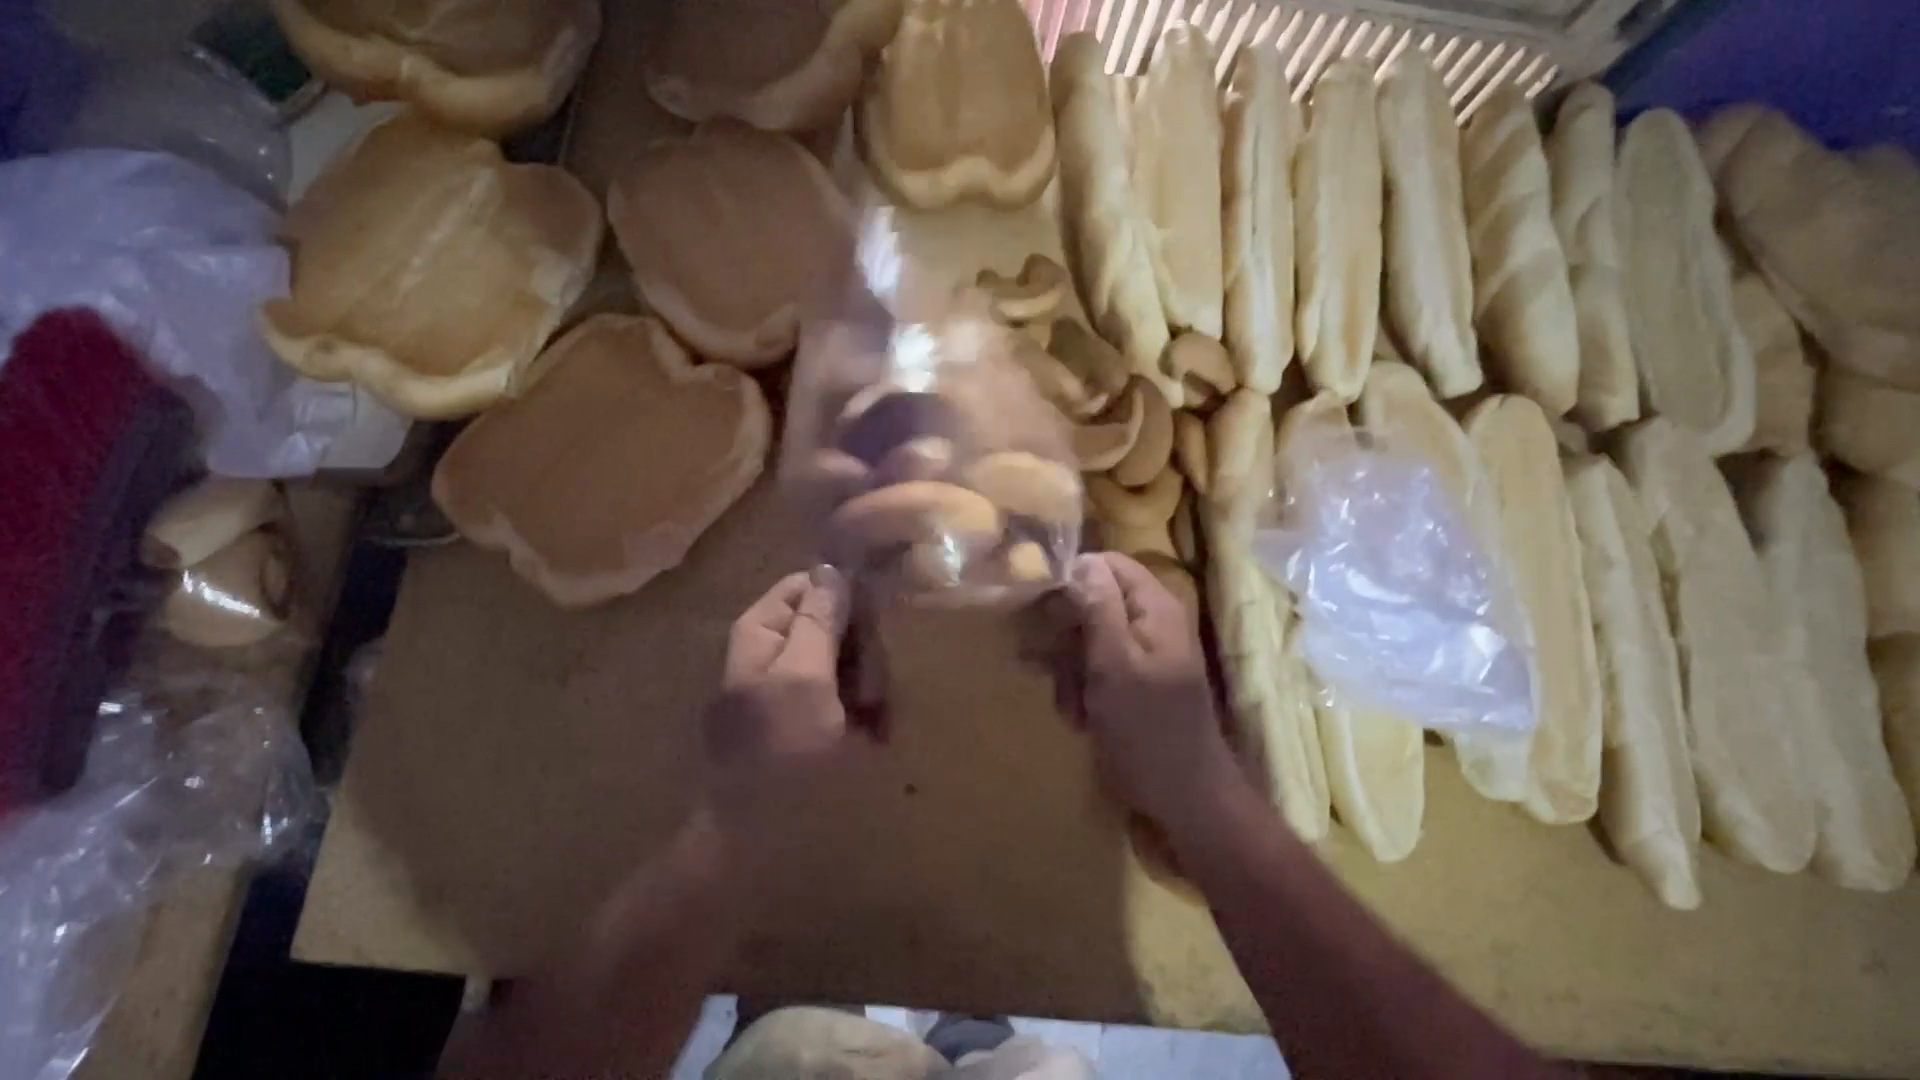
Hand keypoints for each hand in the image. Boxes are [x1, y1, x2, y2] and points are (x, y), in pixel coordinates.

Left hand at [705, 566, 867, 848]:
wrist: (754, 843)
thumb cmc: (780, 755)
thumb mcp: (803, 678)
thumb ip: (819, 620)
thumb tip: (831, 565)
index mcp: (763, 631)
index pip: (812, 584)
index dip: (848, 599)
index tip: (876, 627)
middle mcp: (774, 652)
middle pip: (834, 623)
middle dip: (863, 652)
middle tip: (872, 691)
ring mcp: (792, 689)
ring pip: (847, 661)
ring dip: (870, 686)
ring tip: (876, 721)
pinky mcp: (808, 722)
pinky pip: (845, 697)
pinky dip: (864, 713)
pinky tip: (876, 737)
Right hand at [1064, 553, 1241, 835]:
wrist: (1183, 797)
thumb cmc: (1147, 729)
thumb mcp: (1114, 664)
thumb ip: (1097, 608)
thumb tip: (1080, 559)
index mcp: (1155, 608)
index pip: (1107, 564)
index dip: (1072, 578)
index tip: (1041, 607)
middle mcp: (1150, 624)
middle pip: (1092, 601)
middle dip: (1065, 635)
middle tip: (1048, 665)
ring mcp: (1141, 656)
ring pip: (1086, 639)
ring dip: (1068, 670)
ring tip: (1071, 706)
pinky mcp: (1131, 684)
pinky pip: (1094, 670)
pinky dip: (1080, 691)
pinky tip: (1079, 719)